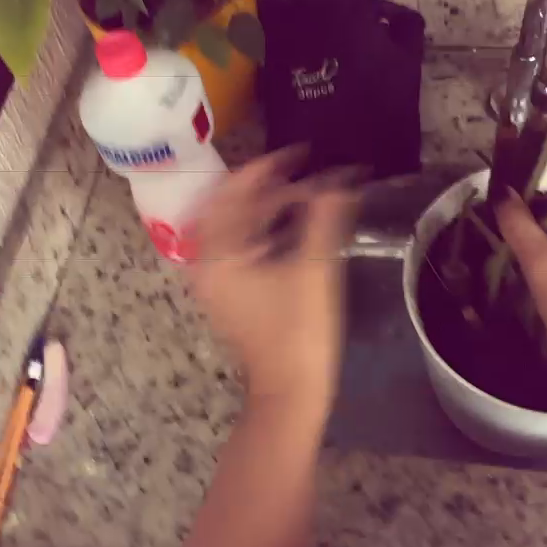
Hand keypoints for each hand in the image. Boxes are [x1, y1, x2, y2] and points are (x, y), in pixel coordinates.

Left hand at [189, 150, 357, 413]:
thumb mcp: (314, 269)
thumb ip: (324, 217)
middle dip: (269, 186)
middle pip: (232, 207)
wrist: (291, 392)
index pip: (231, 192)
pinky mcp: (232, 293)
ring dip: (269, 207)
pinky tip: (296, 224)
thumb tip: (339, 180)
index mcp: (217, 254)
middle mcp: (207, 263)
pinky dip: (266, 229)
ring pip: (238, 227)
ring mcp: (217, 281)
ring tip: (308, 193)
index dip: (265, 167)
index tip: (298, 154)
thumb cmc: (298, 333)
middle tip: (306, 171)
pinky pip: (243, 247)